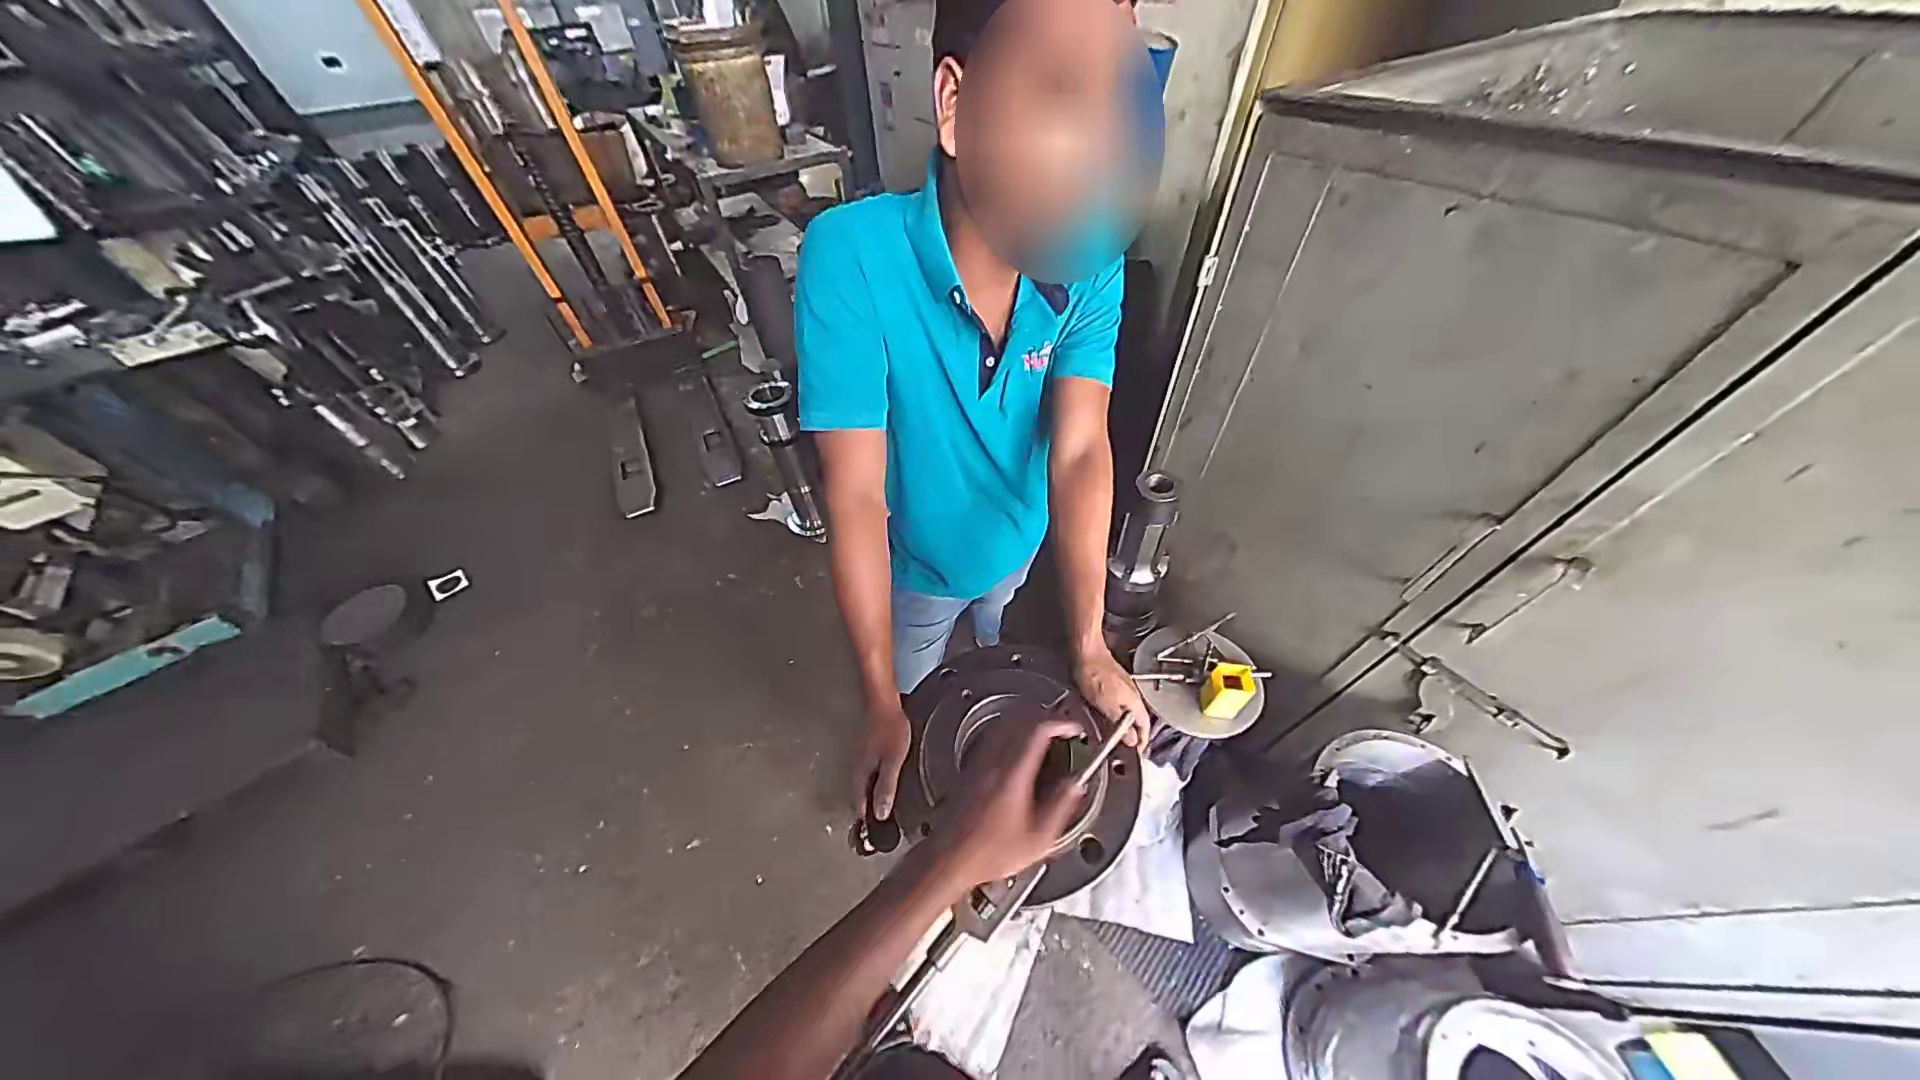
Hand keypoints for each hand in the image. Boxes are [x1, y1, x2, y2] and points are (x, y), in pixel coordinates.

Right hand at [852, 695, 911, 819]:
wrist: (883, 702)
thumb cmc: (889, 728)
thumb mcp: (893, 760)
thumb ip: (887, 787)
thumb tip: (880, 813)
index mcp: (861, 774)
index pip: (859, 806)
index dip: (866, 824)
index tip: (873, 838)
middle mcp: (856, 769)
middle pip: (858, 799)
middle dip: (865, 815)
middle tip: (876, 831)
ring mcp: (860, 760)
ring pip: (861, 788)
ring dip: (868, 801)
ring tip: (878, 814)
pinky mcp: (866, 753)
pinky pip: (866, 777)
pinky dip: (871, 787)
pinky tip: (880, 787)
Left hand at [936, 719, 1087, 887]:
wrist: (950, 859)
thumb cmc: (987, 853)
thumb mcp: (1038, 839)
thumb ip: (1060, 807)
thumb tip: (1075, 786)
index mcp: (1012, 775)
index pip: (1037, 730)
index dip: (1060, 722)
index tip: (1074, 728)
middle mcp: (993, 762)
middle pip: (1020, 718)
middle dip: (1046, 715)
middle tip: (1062, 726)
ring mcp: (979, 762)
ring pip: (1004, 723)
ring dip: (1028, 720)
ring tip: (1045, 732)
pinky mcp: (970, 768)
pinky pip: (993, 735)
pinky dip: (1012, 730)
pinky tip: (1020, 745)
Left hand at [1073, 647, 1152, 747]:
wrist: (1086, 653)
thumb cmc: (1095, 674)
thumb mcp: (1108, 706)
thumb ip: (1122, 725)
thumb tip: (1132, 741)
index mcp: (1135, 703)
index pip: (1145, 728)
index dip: (1141, 742)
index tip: (1135, 752)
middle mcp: (1132, 696)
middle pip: (1135, 721)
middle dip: (1128, 734)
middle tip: (1120, 745)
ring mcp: (1122, 689)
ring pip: (1123, 712)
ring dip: (1117, 724)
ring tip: (1106, 733)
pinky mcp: (1111, 684)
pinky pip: (1113, 704)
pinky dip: (1108, 712)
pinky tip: (1097, 714)